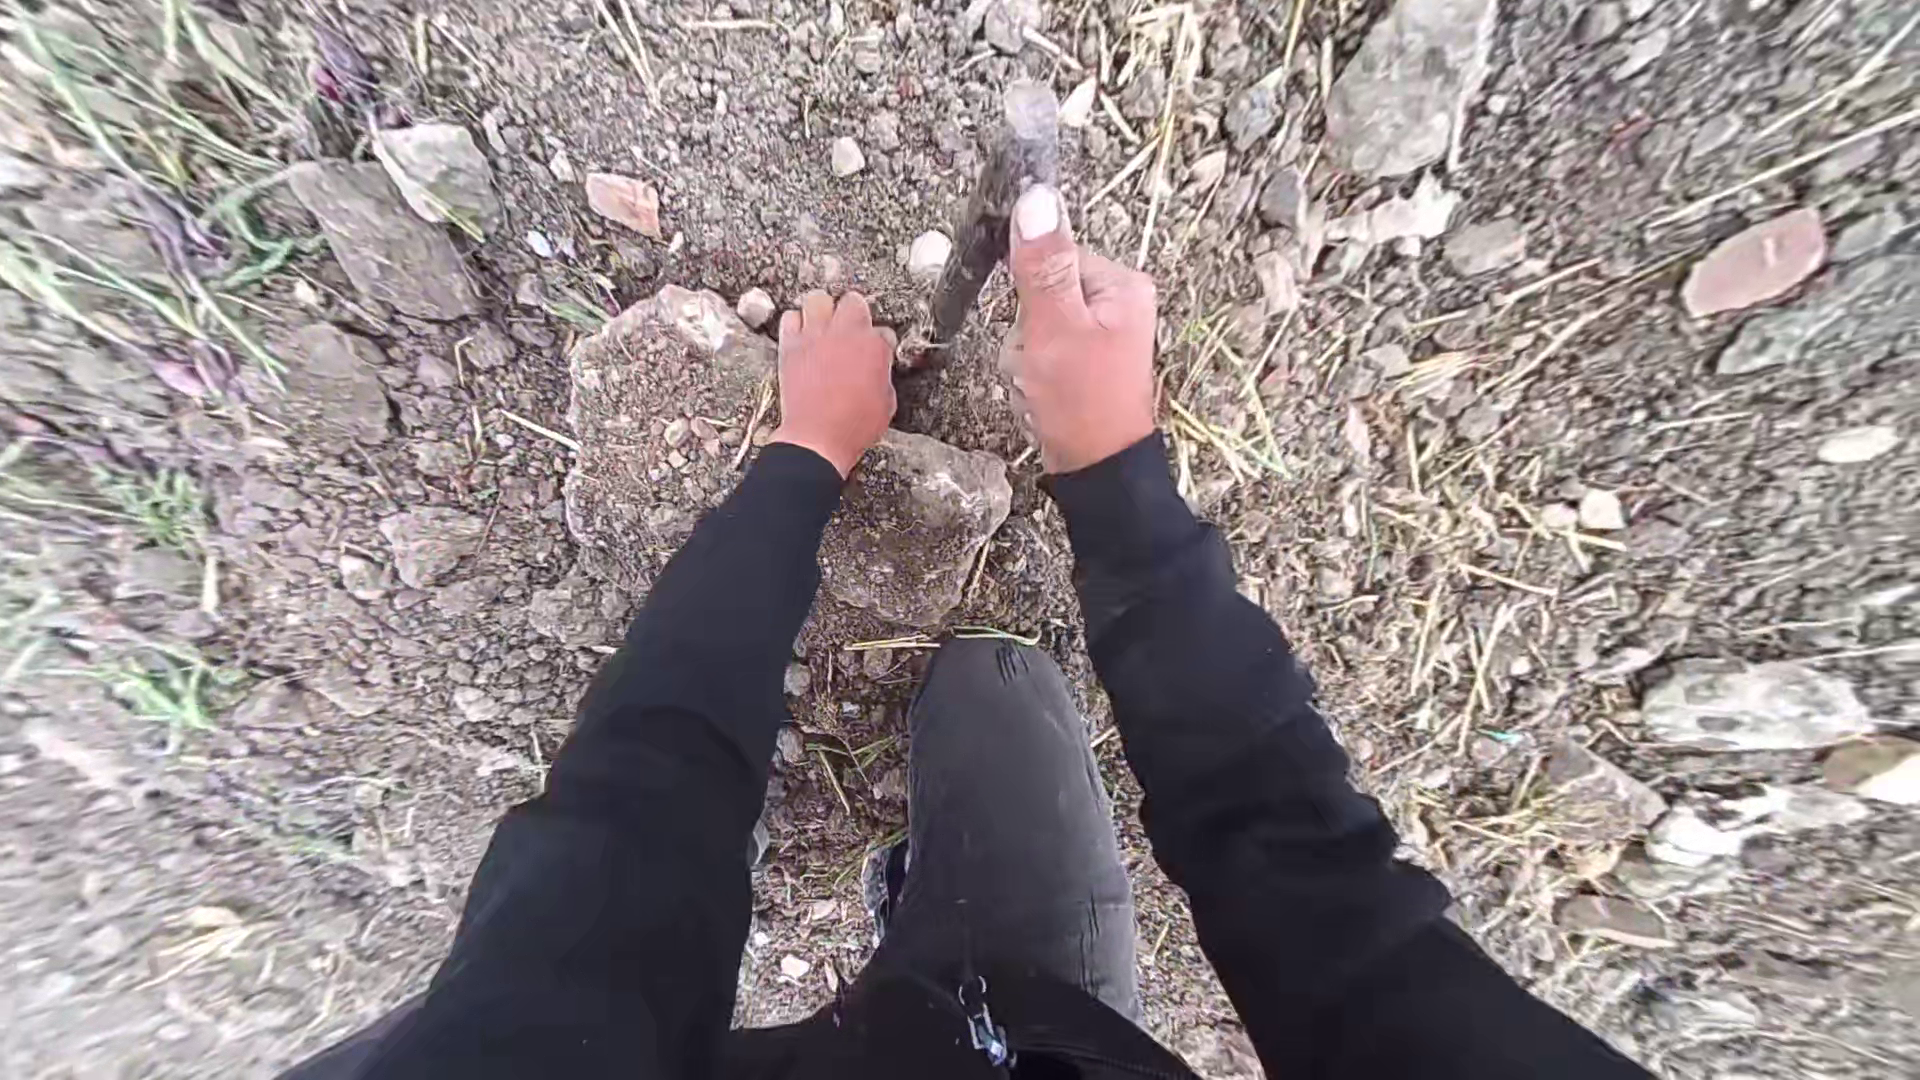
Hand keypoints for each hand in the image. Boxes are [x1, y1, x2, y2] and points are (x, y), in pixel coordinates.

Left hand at [771, 290, 896, 477]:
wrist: (819, 438)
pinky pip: (790, 317)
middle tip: (851, 330)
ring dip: (823, 310)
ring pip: (818, 299)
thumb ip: (883, 376)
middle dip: (854, 313)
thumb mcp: (886, 403)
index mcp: (875, 347)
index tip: (876, 353)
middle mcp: (846, 334)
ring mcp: (816, 336)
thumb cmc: (854, 426)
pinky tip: (803, 338)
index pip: (883, 330)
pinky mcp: (791, 345)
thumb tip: (878, 370)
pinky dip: (796, 324)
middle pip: (852, 301)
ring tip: (825, 327)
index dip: (880, 343)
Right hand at [1003, 184, 1156, 473]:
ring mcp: (1097, 338)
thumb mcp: (1056, 329)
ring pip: (1032, 329)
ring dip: (1025, 362)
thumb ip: (1043, 267)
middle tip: (1041, 366)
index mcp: (1119, 287)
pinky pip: (1038, 355)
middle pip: (1039, 296)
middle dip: (1027, 336)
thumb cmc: (1082, 405)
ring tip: (1042, 387)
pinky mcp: (1082, 364)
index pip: (1053, 258)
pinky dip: (1032, 378)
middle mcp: (1113, 306)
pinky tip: (1043, 398)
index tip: (1035, 328)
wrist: (1095, 471)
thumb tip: (1035, 199)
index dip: (1030, 295)